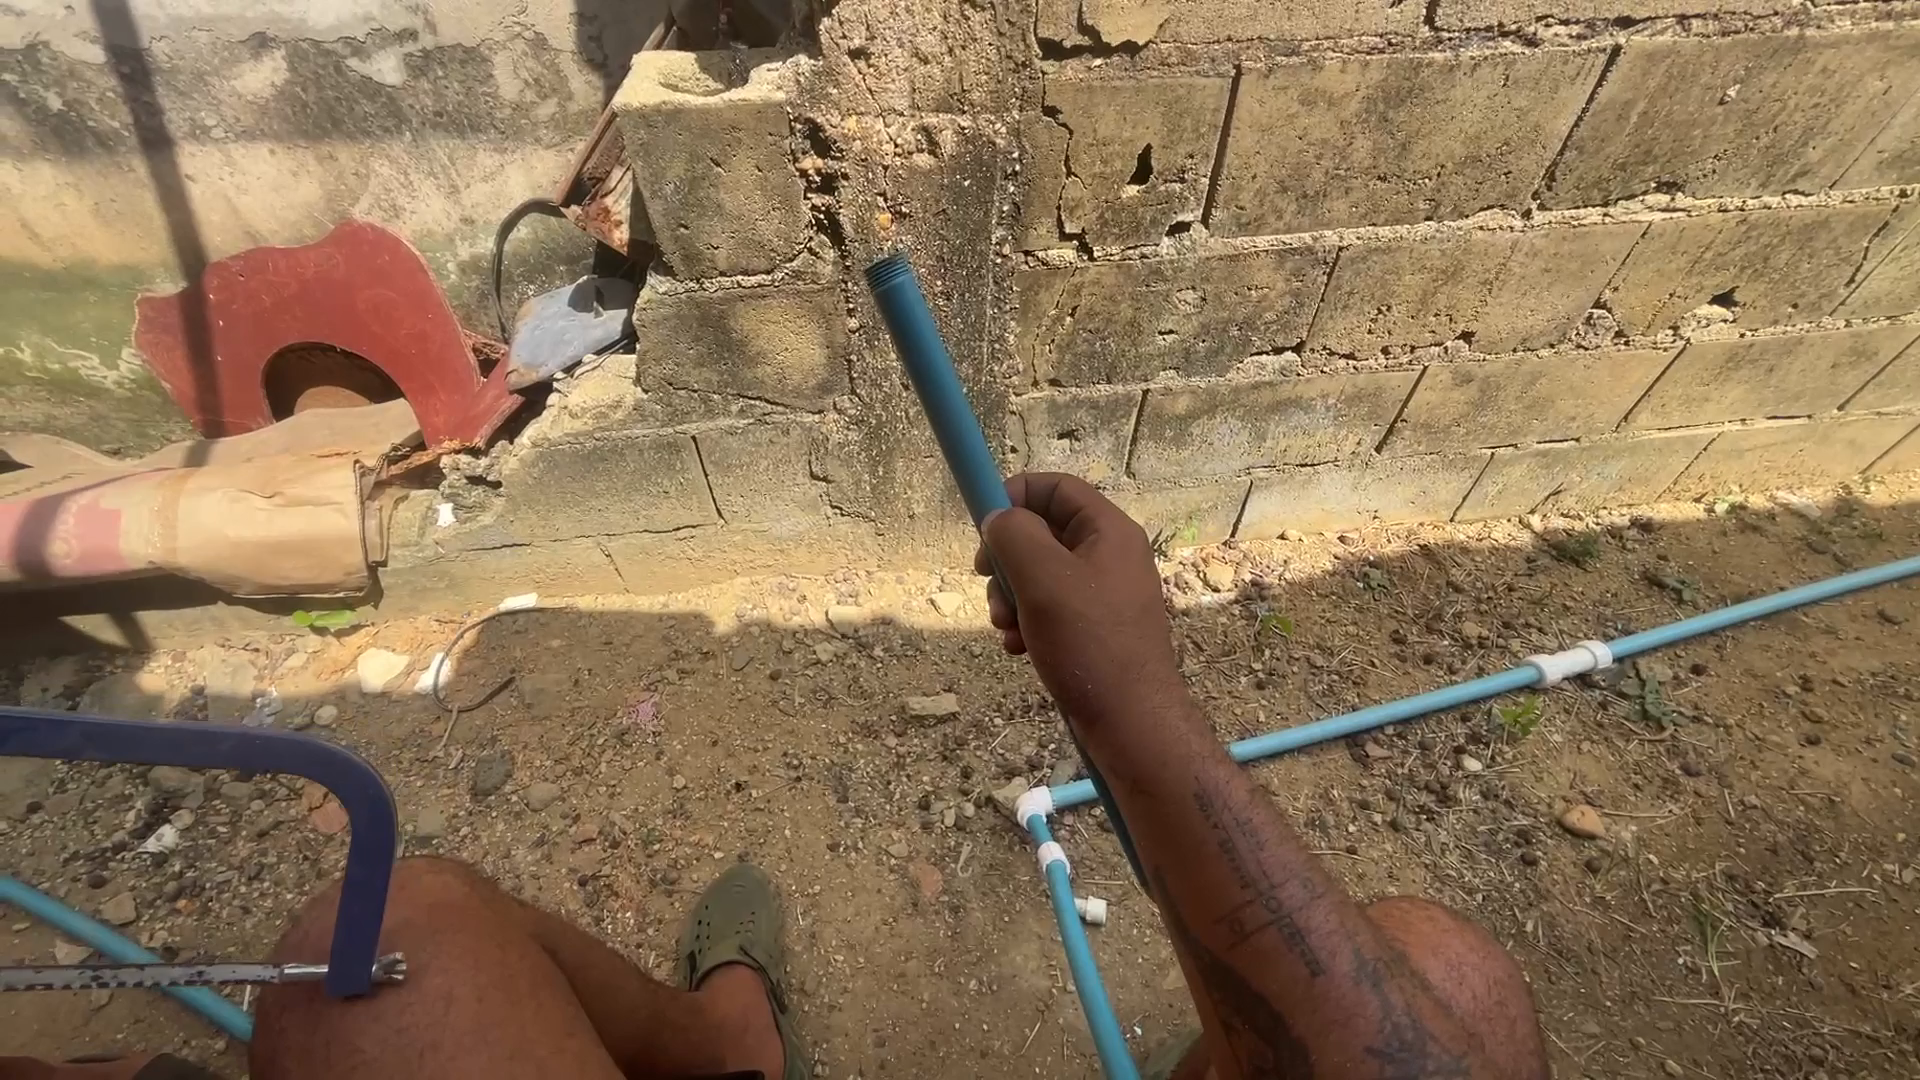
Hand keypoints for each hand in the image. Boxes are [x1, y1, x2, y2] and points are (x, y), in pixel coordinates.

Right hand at [976, 473, 1189, 726]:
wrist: (1129, 722)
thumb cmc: (1088, 642)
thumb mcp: (1042, 578)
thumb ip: (1013, 535)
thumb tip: (997, 518)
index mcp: (1108, 531)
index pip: (1057, 487)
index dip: (1015, 494)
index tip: (982, 523)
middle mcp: (1109, 555)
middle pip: (1043, 531)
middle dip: (1007, 558)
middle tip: (987, 583)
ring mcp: (1102, 594)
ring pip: (1039, 574)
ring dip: (1011, 596)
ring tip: (1006, 627)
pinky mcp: (1093, 628)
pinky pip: (1049, 608)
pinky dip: (1027, 622)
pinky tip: (1019, 648)